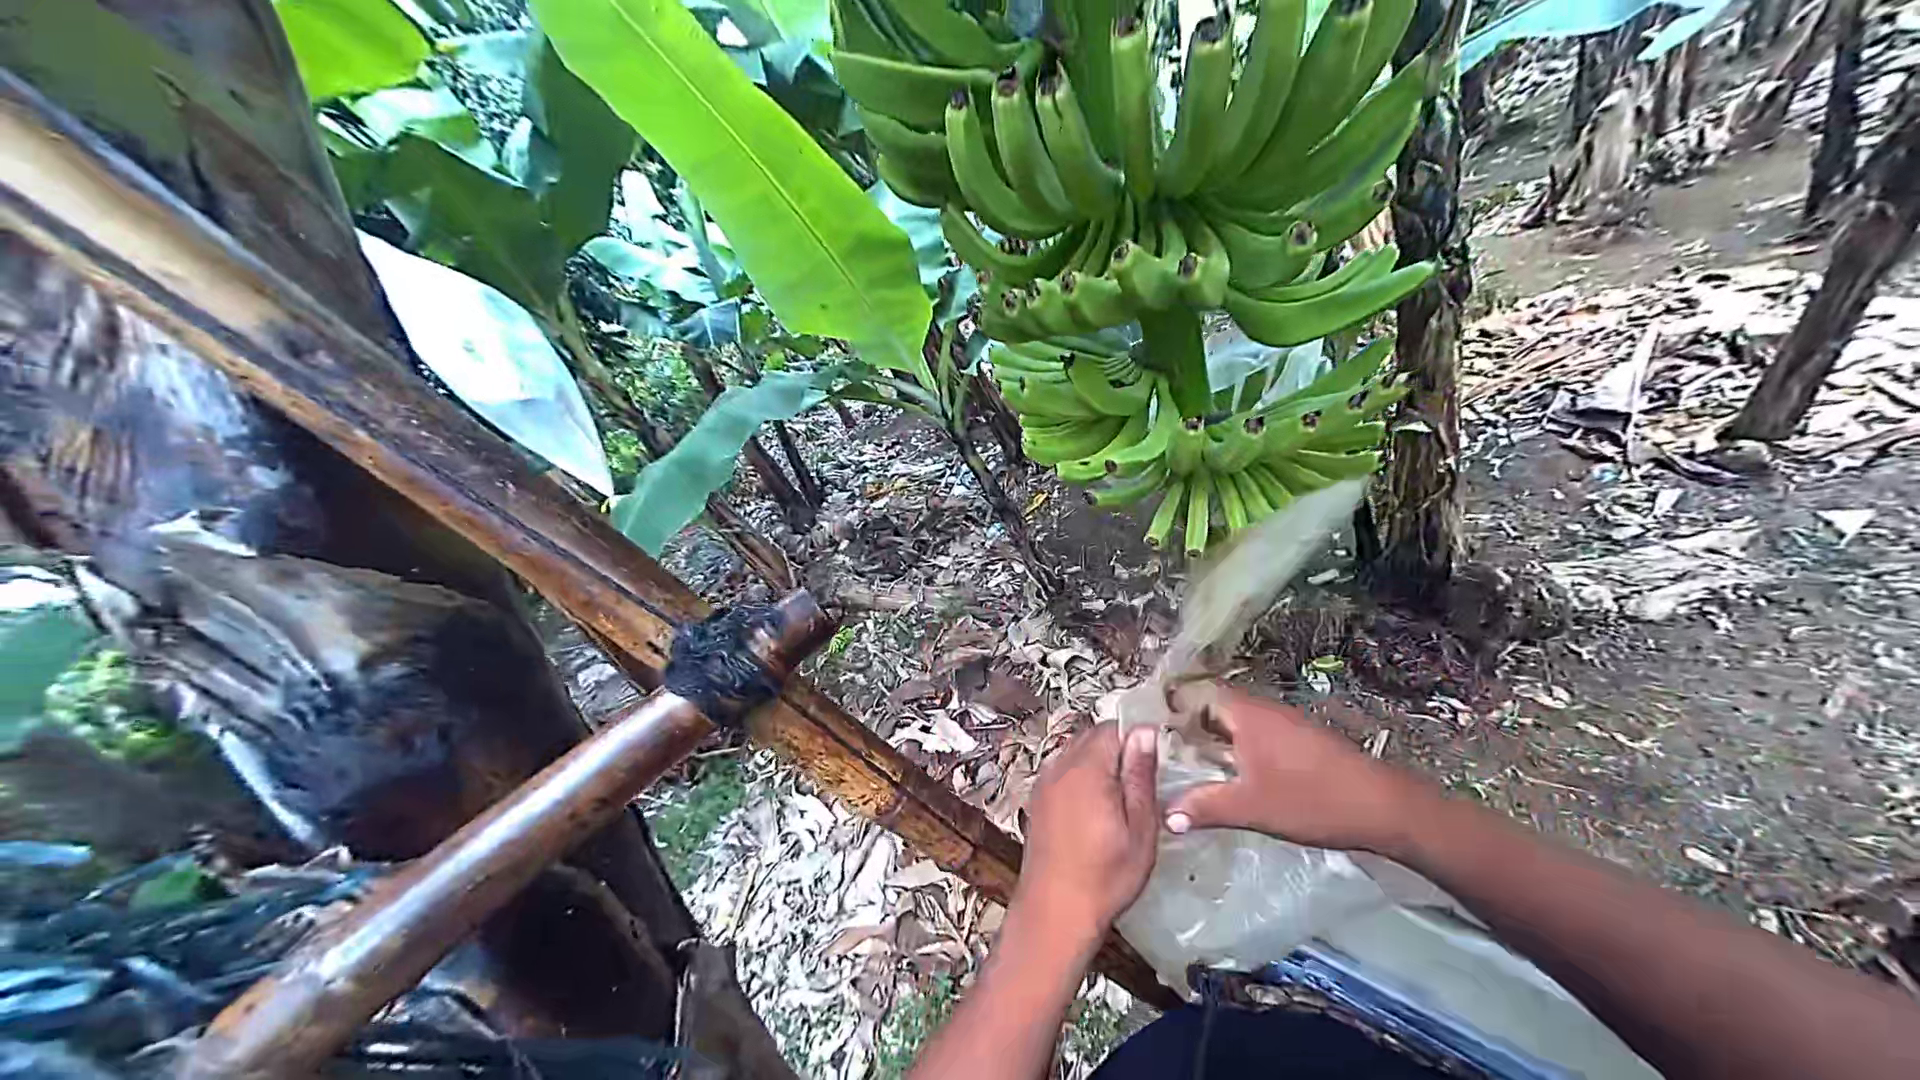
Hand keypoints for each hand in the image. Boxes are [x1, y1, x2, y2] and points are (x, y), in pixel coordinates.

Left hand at [1012, 722, 1159, 936]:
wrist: (1054, 911)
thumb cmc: (1105, 875)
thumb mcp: (1139, 828)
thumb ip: (1140, 775)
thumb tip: (1145, 733)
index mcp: (1086, 768)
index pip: (1113, 728)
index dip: (1137, 737)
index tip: (1157, 759)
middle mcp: (1059, 766)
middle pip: (1092, 736)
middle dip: (1119, 747)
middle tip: (1143, 777)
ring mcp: (1044, 781)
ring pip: (1076, 751)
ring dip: (1099, 761)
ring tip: (1122, 793)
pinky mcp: (1038, 798)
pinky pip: (1064, 770)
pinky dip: (1082, 775)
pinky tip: (1097, 805)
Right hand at [1162, 683, 1430, 852]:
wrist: (1385, 808)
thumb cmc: (1310, 799)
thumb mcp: (1250, 807)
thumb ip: (1204, 807)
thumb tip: (1164, 815)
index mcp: (1246, 714)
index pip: (1198, 692)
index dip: (1173, 705)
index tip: (1152, 727)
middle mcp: (1264, 709)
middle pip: (1216, 705)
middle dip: (1192, 725)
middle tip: (1168, 750)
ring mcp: (1287, 722)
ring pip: (1239, 720)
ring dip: (1217, 736)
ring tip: (1196, 763)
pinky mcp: (1303, 738)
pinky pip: (1258, 732)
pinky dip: (1241, 745)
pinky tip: (1238, 773)